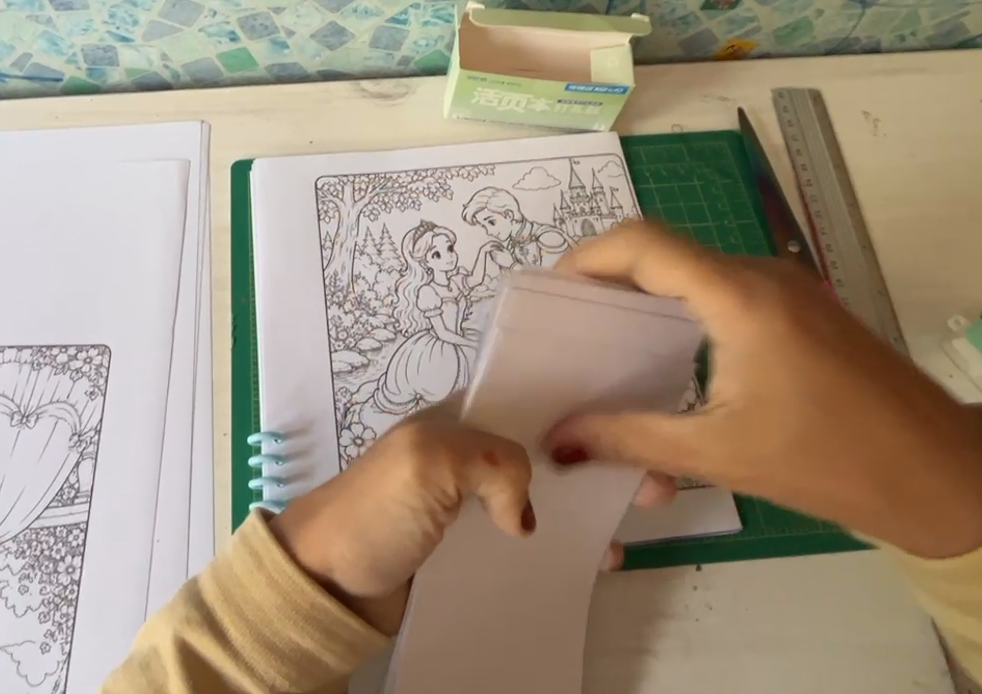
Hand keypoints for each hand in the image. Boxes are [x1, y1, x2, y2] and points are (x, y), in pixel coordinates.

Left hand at [270, 406, 676, 632]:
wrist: (328, 582)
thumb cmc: (374, 510)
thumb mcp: (426, 462)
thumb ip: (489, 464)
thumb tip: (527, 515)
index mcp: (461, 417)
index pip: (533, 398)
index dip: (585, 406)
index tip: (639, 423)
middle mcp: (473, 452)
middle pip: (550, 443)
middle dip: (601, 455)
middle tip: (653, 483)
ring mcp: (475, 500)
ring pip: (548, 491)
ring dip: (592, 501)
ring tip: (638, 520)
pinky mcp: (475, 545)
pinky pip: (532, 536)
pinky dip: (568, 544)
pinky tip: (600, 560)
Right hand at [546, 220, 981, 559]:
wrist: (954, 483)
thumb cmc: (833, 464)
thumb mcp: (719, 454)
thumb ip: (629, 439)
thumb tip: (558, 441)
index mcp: (740, 298)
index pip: (643, 244)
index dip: (587, 258)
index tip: (551, 295)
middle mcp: (759, 275)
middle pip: (661, 250)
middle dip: (605, 277)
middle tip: (569, 322)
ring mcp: (784, 286)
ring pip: (689, 269)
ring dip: (642, 295)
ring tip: (606, 340)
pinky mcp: (797, 306)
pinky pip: (719, 290)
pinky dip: (678, 309)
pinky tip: (664, 356)